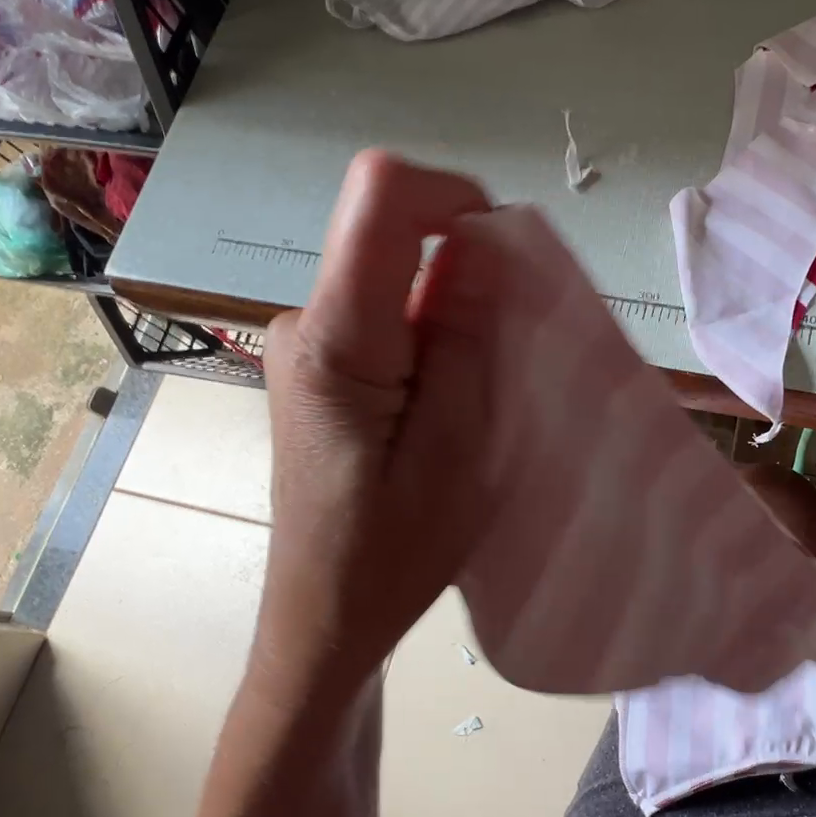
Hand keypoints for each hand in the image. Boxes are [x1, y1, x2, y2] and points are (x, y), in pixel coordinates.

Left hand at [257, 151, 492, 691]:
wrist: (323, 620)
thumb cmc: (392, 557)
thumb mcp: (456, 454)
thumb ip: (466, 343)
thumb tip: (483, 245)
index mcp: (335, 341)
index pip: (381, 196)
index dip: (455, 199)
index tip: (510, 264)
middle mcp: (305, 323)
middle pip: (396, 242)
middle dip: (470, 284)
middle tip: (509, 367)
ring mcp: (306, 345)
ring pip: (399, 285)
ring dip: (457, 325)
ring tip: (479, 405)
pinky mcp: (319, 368)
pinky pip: (388, 321)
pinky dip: (434, 347)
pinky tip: (449, 412)